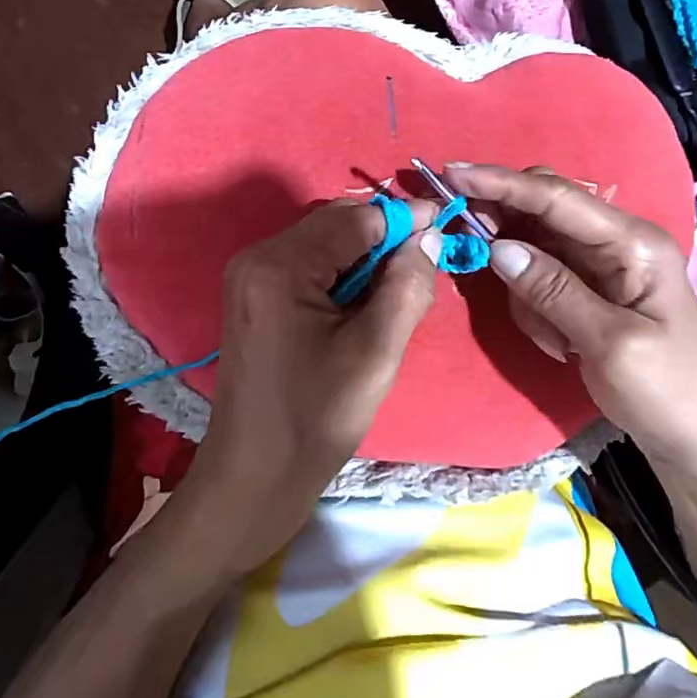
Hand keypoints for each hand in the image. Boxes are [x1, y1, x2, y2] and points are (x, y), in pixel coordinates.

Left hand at [179, 198, 438, 569]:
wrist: (254, 477)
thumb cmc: (316, 418)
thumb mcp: (376, 351)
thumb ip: (407, 286)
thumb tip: (429, 237)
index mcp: (279, 265)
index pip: (355, 220)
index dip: (404, 220)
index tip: (445, 226)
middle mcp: (257, 256)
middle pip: (336, 224)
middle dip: (384, 238)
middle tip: (425, 266)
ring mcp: (250, 276)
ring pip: (324, 244)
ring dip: (365, 257)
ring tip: (398, 290)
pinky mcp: (254, 296)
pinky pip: (308, 266)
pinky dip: (342, 274)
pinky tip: (364, 304)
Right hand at [443, 163, 696, 481]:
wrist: (693, 439)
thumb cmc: (668, 390)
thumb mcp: (612, 344)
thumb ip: (554, 290)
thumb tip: (499, 248)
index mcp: (633, 242)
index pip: (558, 198)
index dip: (503, 183)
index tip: (453, 174)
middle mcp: (614, 241)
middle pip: (542, 208)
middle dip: (505, 225)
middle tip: (471, 247)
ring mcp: (598, 264)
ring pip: (532, 247)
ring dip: (525, 290)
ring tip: (557, 340)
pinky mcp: (583, 288)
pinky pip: (536, 279)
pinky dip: (532, 307)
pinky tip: (560, 344)